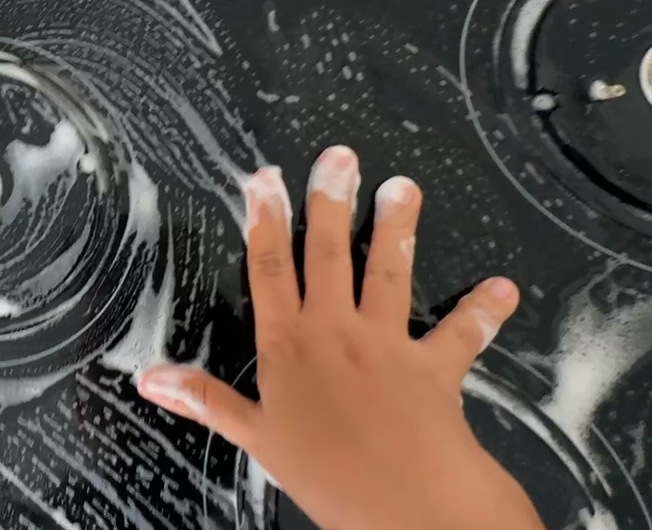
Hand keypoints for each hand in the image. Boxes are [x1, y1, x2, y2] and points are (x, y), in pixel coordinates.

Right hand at [135, 146, 544, 529]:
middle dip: (330, 202)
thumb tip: (146, 378)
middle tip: (339, 158)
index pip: (269, 267)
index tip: (265, 179)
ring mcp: (386, 345)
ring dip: (396, 229)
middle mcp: (334, 330)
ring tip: (404, 187)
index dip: (265, 220)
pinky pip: (460, 335)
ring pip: (388, 274)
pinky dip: (482, 312)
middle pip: (329, 254)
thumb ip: (203, 399)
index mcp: (289, 342)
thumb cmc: (328, 476)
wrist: (416, 518)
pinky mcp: (435, 370)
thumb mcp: (256, 438)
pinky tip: (505, 287)